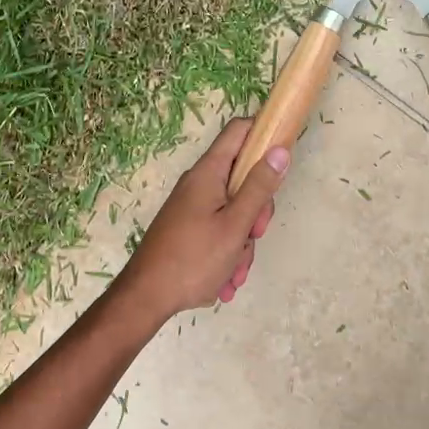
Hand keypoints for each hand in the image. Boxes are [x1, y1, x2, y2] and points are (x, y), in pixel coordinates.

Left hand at [114, 118, 288, 320]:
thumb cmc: (193, 258)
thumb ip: (259, 187)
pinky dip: (226, 254)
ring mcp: (193, 207)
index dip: (264, 134)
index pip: (240, 130)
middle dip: (255, 211)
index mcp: (209, 171)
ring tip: (234, 273)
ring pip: (234, 212)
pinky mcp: (189, 229)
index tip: (283, 157)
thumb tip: (279, 149)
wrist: (144, 298)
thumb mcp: (235, 224)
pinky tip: (224, 282)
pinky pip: (219, 232)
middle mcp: (200, 183)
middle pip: (242, 178)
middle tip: (255, 235)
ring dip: (242, 243)